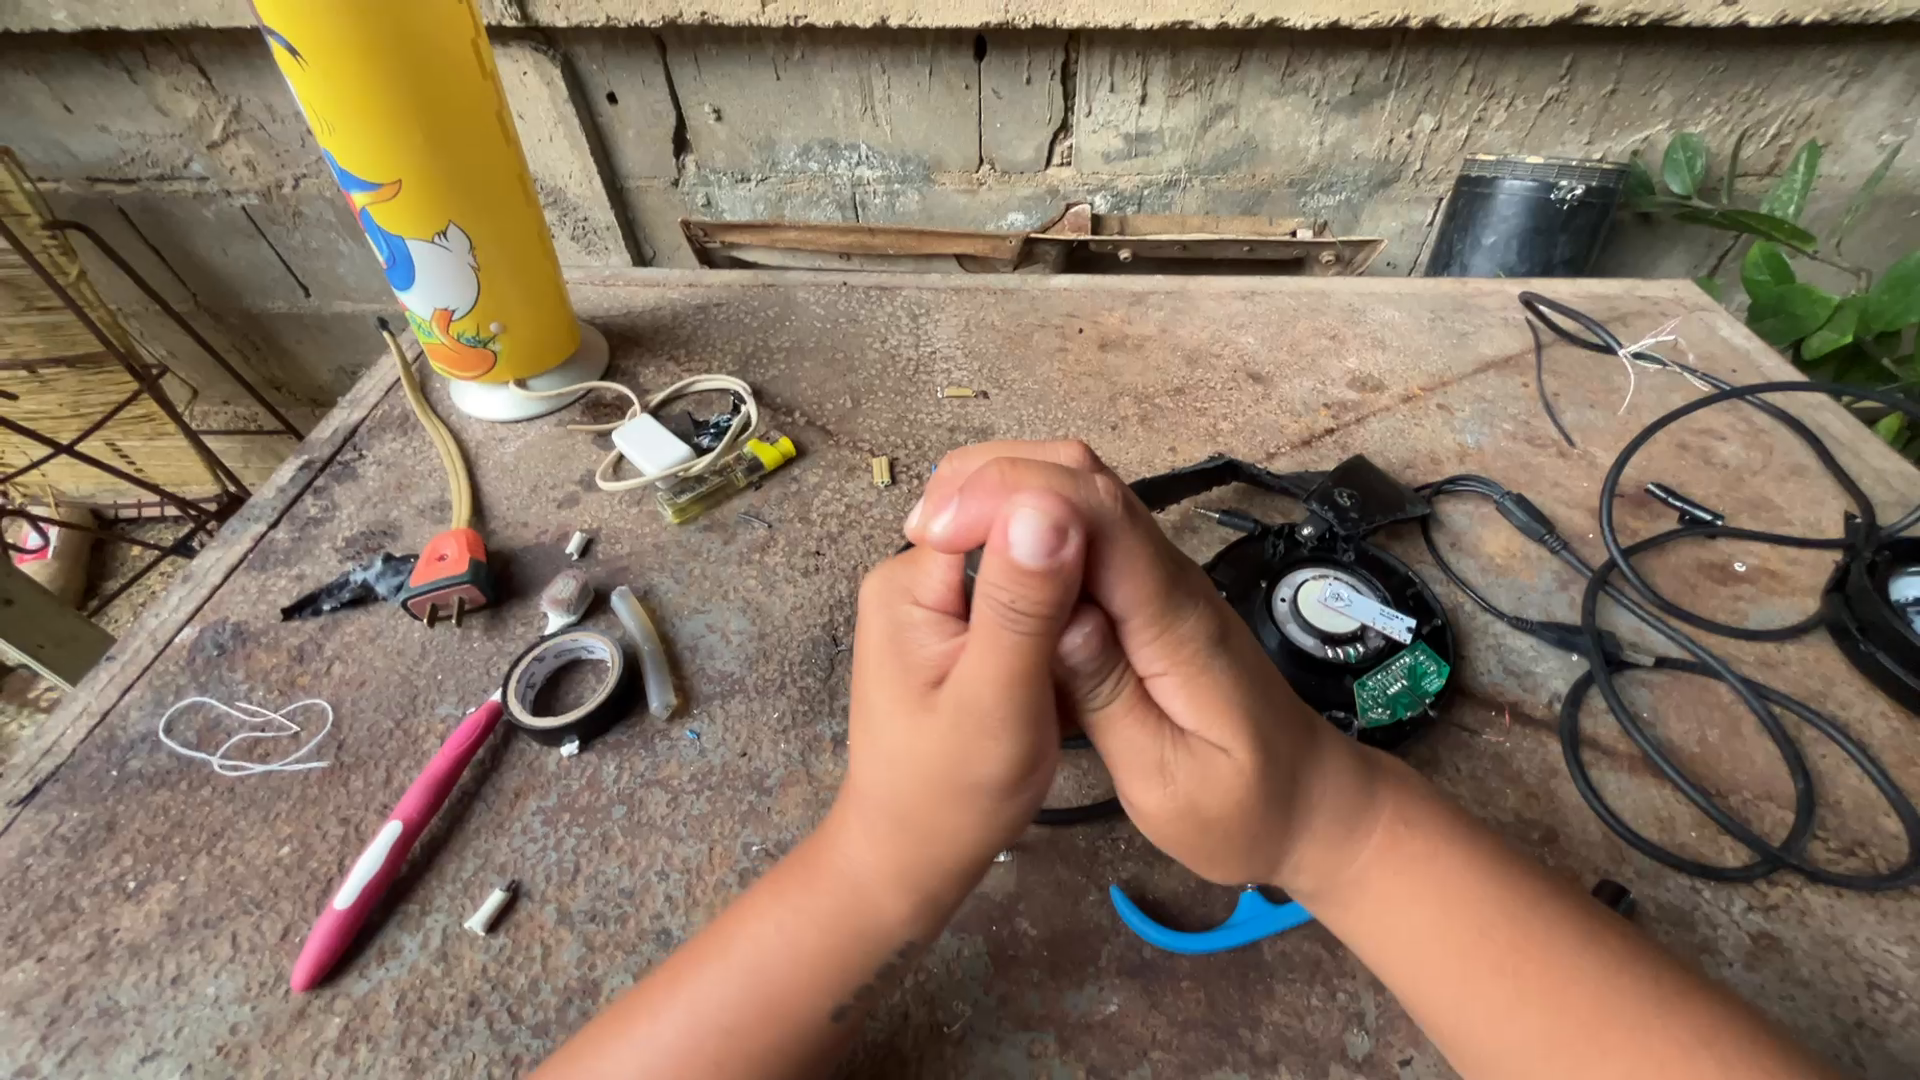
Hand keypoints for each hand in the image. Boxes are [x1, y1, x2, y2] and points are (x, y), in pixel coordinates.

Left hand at [828, 489, 1088, 918]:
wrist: (912, 852)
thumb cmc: (951, 792)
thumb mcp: (995, 700)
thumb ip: (1023, 605)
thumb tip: (1051, 500)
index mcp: (909, 580)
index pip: (993, 498)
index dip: (1060, 513)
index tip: (1113, 556)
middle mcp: (914, 573)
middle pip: (1005, 514)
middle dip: (1064, 540)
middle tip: (1115, 593)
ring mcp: (935, 599)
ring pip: (1017, 550)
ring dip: (1064, 571)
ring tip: (1103, 616)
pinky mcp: (955, 625)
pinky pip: (1015, 587)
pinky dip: (1053, 600)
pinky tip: (1080, 632)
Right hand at [905, 441, 1387, 895]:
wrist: (1310, 802)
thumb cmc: (1241, 809)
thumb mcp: (1166, 780)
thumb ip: (1107, 695)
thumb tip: (1053, 613)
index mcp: (1173, 618)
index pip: (1097, 514)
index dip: (1013, 497)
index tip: (939, 530)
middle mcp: (1167, 576)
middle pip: (1085, 478)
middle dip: (998, 477)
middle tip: (924, 525)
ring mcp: (1158, 577)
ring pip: (1081, 492)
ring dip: (1006, 491)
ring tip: (938, 532)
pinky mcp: (1146, 589)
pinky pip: (1083, 530)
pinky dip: (1025, 523)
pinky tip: (984, 554)